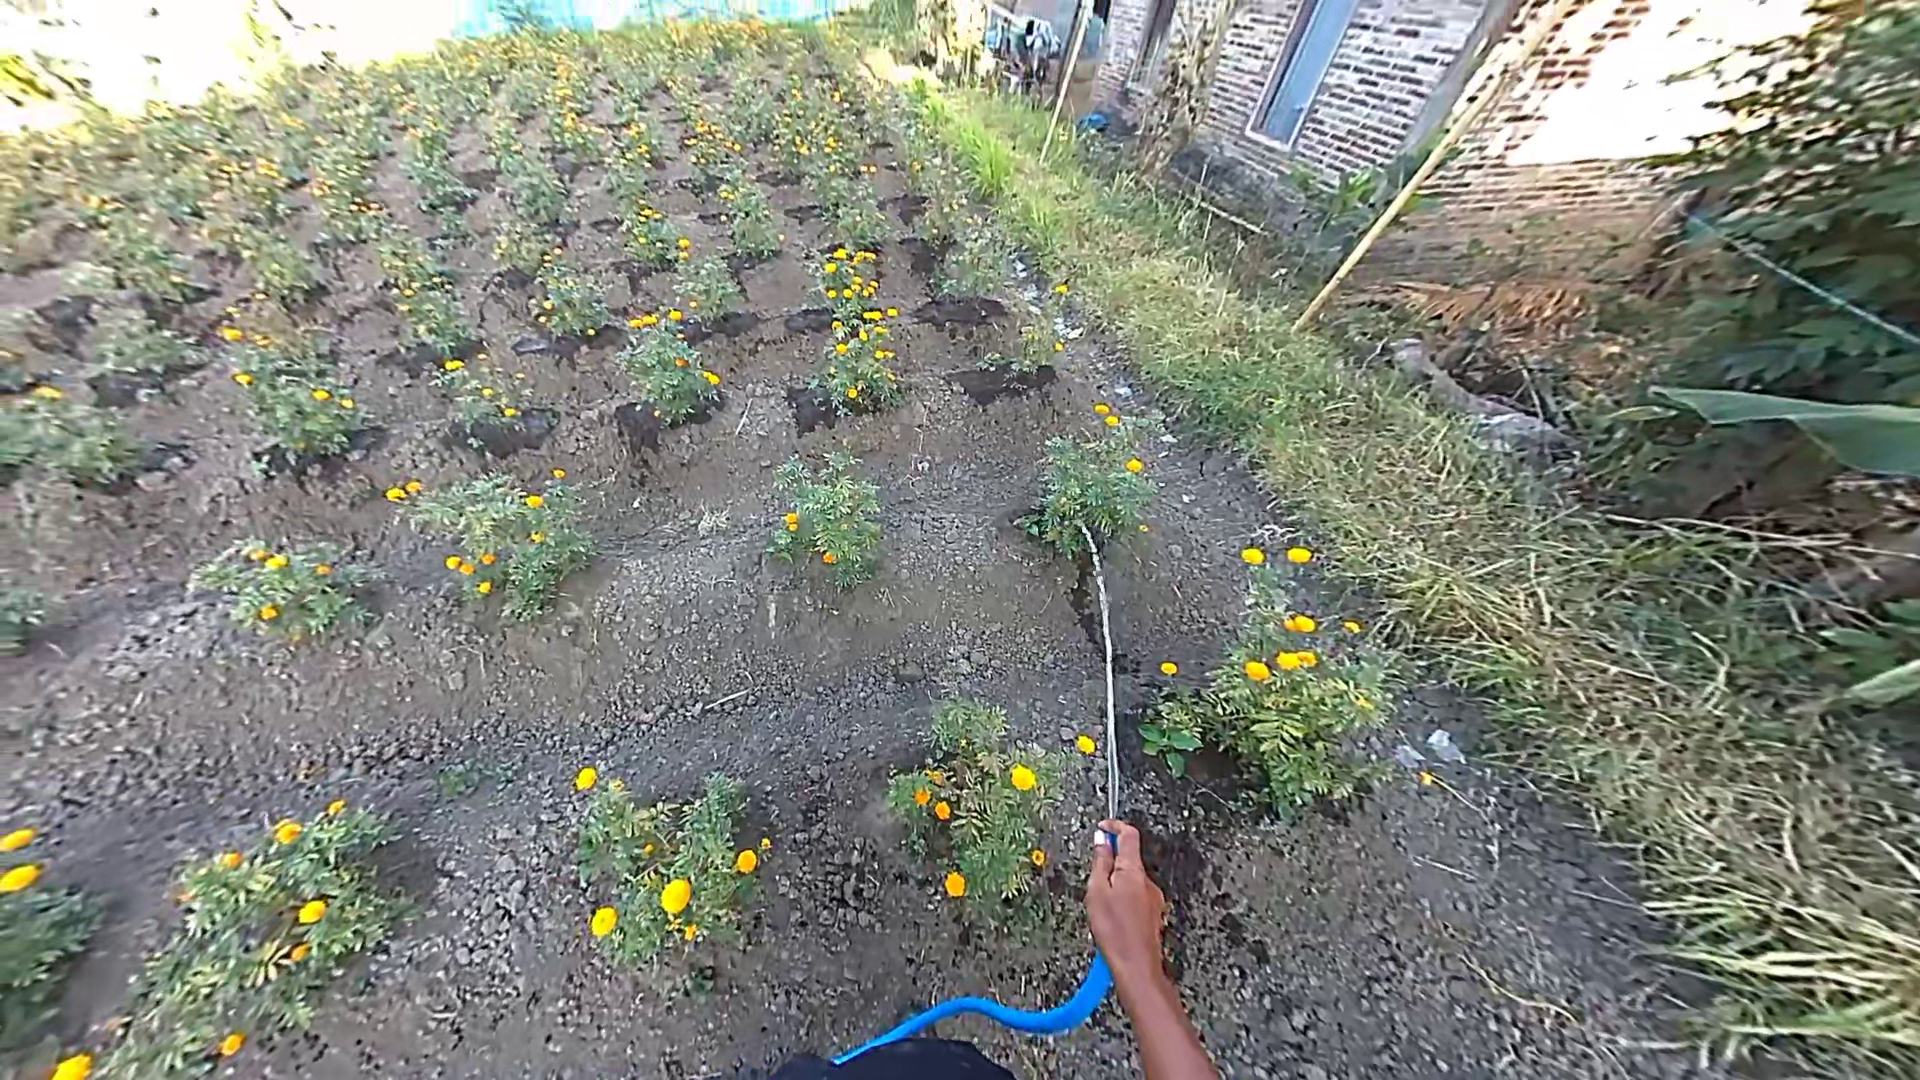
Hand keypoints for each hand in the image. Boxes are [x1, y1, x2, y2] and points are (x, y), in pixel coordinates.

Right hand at [1086, 819, 1167, 988]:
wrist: (1137, 968)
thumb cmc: (1114, 931)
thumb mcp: (1097, 890)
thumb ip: (1100, 861)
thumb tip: (1101, 839)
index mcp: (1133, 870)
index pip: (1129, 833)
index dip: (1114, 826)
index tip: (1102, 828)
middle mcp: (1147, 881)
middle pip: (1129, 856)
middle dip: (1111, 860)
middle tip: (1095, 877)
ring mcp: (1152, 898)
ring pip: (1131, 877)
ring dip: (1116, 881)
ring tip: (1102, 904)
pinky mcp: (1152, 913)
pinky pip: (1135, 893)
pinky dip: (1123, 896)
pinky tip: (1113, 916)